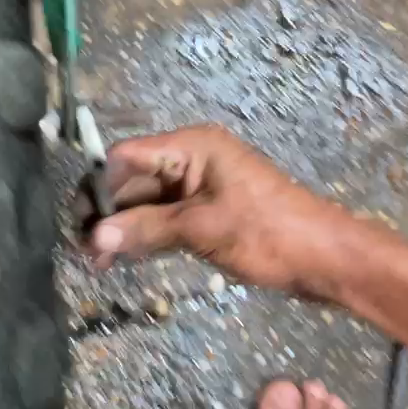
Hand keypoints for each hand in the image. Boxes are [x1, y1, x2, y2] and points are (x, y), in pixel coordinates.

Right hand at [81, 126, 382, 300]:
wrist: (328, 260)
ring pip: (146, 203)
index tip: (79, 221)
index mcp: (192, 147)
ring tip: (97, 261)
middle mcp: (190, 160)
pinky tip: (123, 258)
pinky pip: (164, 218)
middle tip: (83, 249)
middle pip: (133, 180)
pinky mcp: (206, 213)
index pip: (128, 156)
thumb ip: (146, 229)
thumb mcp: (203, 229)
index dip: (99, 185)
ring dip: (122, 228)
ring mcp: (198, 187)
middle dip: (107, 212)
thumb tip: (95, 238)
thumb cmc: (268, 233)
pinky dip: (145, 236)